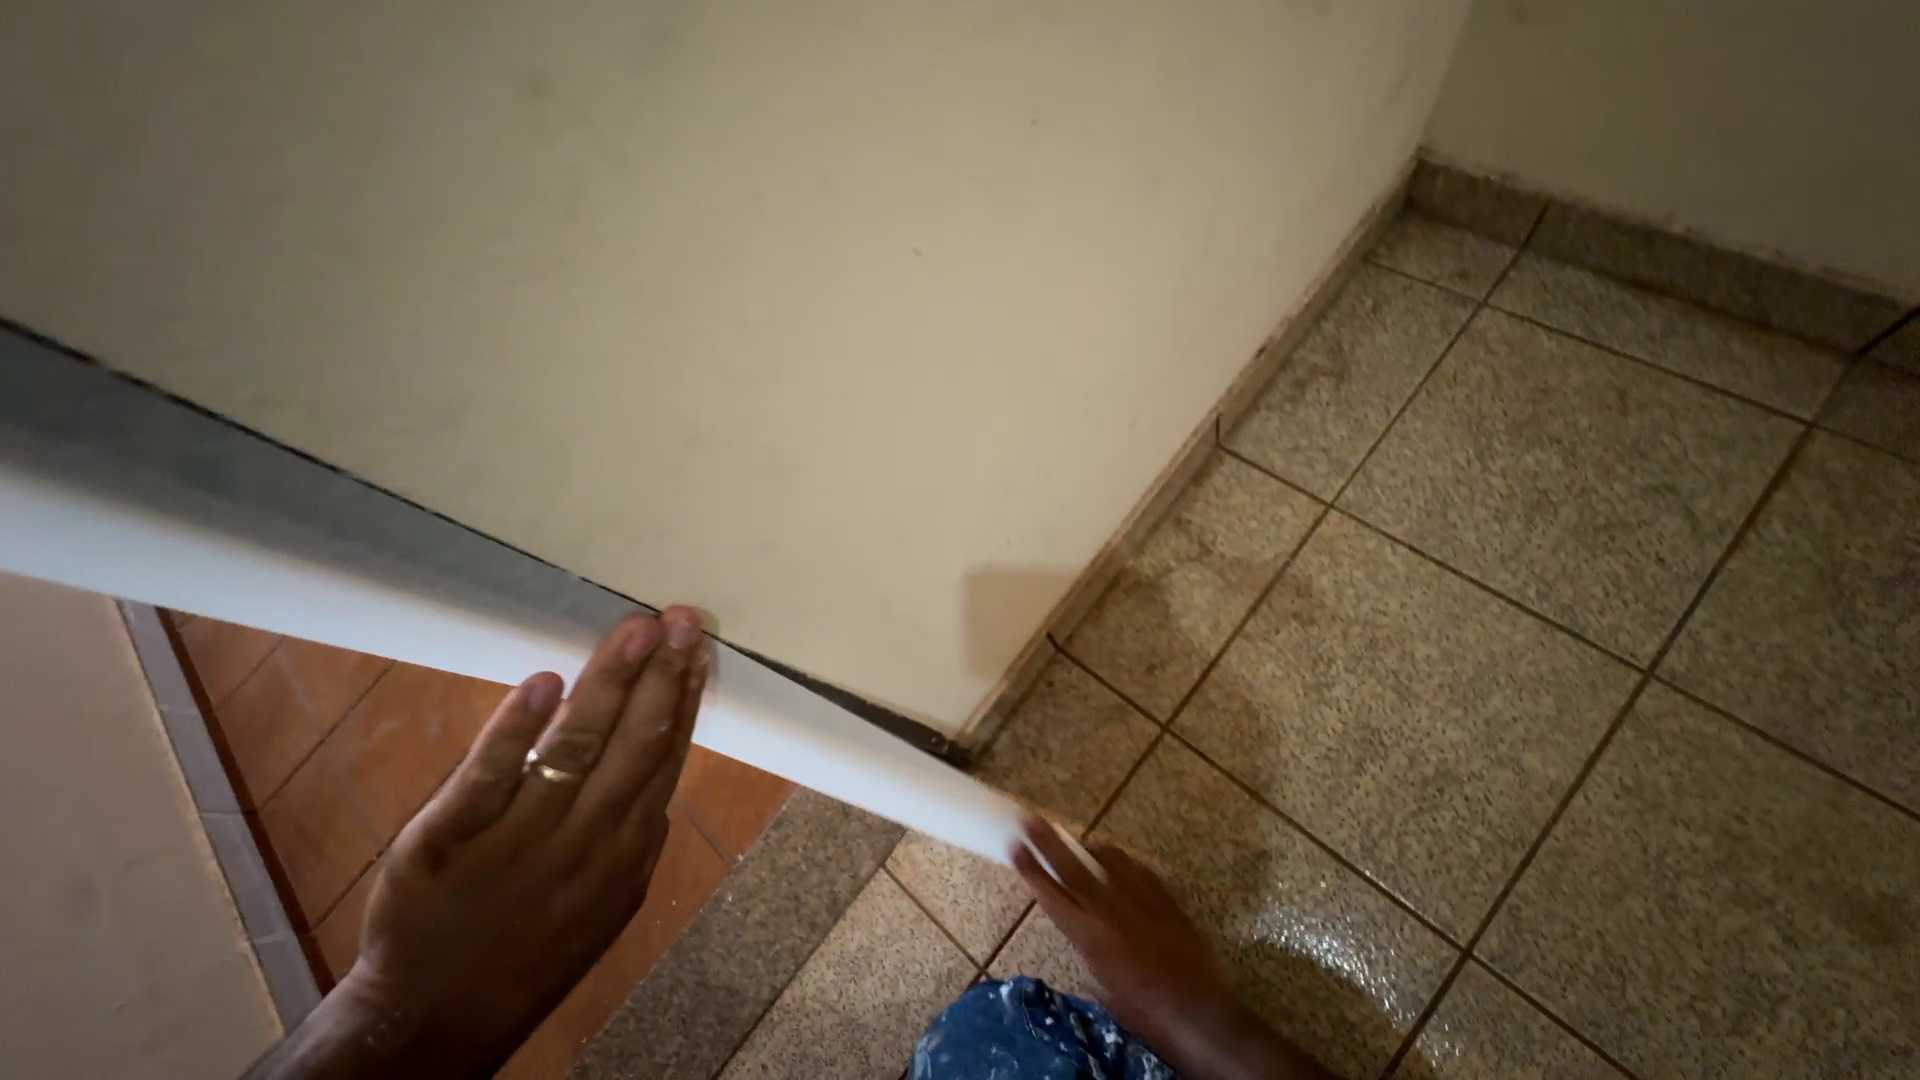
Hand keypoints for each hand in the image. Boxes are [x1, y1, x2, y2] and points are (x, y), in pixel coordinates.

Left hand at [246, 607, 709, 1079]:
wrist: (442, 1017)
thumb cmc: (538, 947)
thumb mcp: (612, 900)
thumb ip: (638, 835)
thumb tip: (661, 772)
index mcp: (630, 846)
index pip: (668, 754)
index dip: (685, 696)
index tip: (698, 648)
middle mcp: (588, 839)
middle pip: (635, 742)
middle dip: (661, 674)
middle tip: (680, 618)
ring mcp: (518, 841)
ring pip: (574, 748)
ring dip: (609, 684)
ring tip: (634, 631)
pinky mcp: (445, 843)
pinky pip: (487, 779)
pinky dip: (516, 730)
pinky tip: (544, 684)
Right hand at [1013, 819, 1332, 1079]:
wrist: (1198, 1013)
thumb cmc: (1144, 1013)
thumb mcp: (1102, 983)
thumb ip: (1087, 946)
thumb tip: (1079, 922)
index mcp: (1090, 938)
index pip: (1052, 896)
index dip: (1031, 870)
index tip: (1015, 846)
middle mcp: (1111, 914)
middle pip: (1072, 870)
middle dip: (1048, 843)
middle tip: (1031, 820)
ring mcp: (1140, 902)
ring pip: (1109, 861)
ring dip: (1089, 849)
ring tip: (1078, 843)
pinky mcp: (1166, 900)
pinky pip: (1139, 870)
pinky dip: (1123, 863)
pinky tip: (1117, 863)